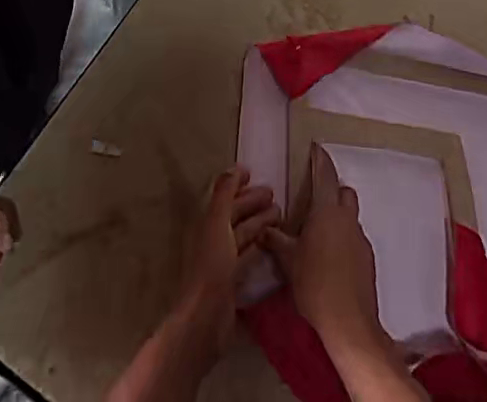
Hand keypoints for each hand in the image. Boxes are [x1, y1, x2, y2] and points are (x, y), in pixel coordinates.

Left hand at [177, 166, 279, 346]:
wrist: (206, 318)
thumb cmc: (211, 266)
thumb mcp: (216, 223)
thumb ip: (223, 195)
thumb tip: (234, 168)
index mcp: (206, 224)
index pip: (223, 198)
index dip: (237, 185)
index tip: (254, 174)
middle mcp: (212, 239)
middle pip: (234, 215)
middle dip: (253, 203)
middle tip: (275, 195)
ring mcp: (222, 261)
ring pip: (243, 235)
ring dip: (260, 223)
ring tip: (280, 215)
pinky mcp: (232, 281)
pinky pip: (248, 256)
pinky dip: (260, 245)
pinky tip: (272, 242)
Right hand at [263, 147, 382, 350]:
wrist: (348, 321)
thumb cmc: (314, 283)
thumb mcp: (288, 260)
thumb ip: (276, 240)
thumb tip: (265, 229)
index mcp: (326, 211)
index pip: (325, 174)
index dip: (320, 159)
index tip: (315, 147)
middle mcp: (347, 218)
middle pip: (343, 191)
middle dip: (331, 189)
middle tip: (313, 199)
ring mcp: (360, 238)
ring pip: (350, 216)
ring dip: (337, 216)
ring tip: (318, 233)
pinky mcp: (367, 258)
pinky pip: (354, 238)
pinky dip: (343, 239)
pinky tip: (330, 258)